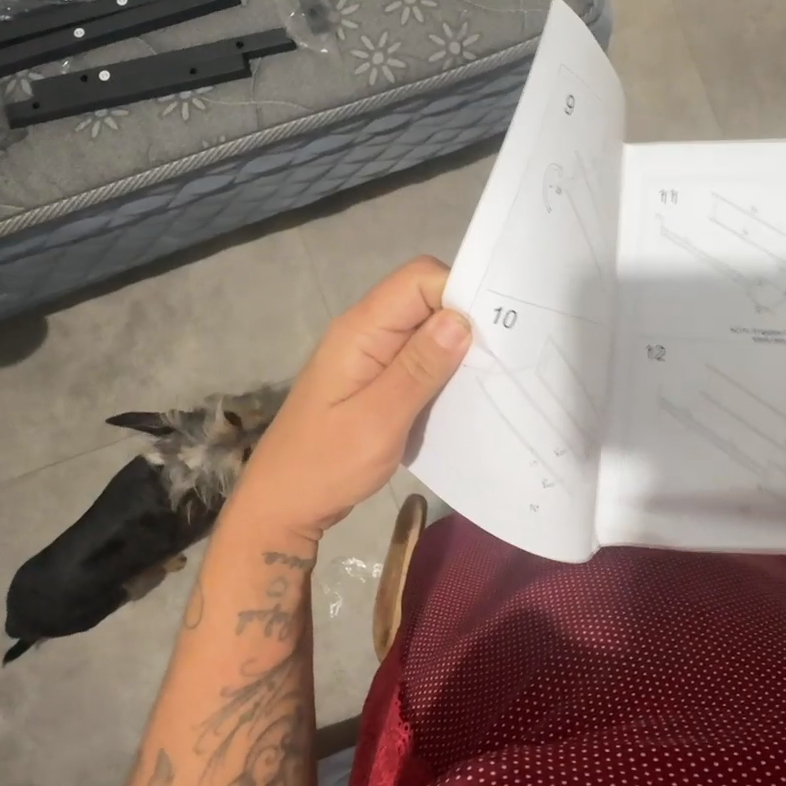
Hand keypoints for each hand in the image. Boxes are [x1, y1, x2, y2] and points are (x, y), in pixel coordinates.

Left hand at [231, 256, 471, 541]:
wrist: (282, 505)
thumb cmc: (326, 465)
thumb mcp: (378, 421)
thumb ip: (419, 369)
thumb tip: (461, 319)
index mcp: (360, 331)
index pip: (418, 280)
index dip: (459, 292)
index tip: (496, 327)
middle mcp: (365, 332)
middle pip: (424, 298)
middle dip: (465, 317)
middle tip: (503, 353)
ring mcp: (370, 355)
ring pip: (425, 327)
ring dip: (457, 345)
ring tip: (490, 372)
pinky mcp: (377, 378)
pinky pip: (418, 356)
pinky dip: (443, 367)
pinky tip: (463, 390)